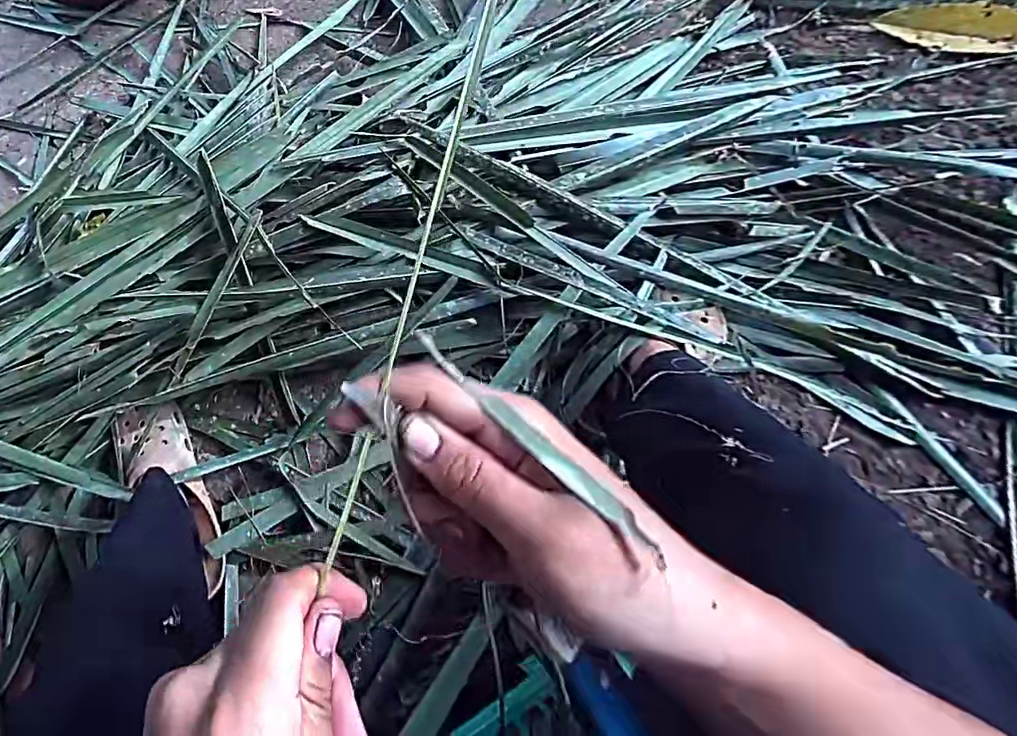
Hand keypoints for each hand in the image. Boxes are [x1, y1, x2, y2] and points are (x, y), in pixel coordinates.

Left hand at [146, 566, 368, 735]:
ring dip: (282, 675)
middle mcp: (194, 689)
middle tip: (340, 701)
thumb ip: (319, 684)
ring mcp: (169, 701)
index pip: (282, 592)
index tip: (348, 595)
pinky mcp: (159, 714)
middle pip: (266, 623)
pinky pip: (217, 680)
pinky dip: (249, 695)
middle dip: (308, 646)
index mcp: (241, 699)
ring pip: (245, 652)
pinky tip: (272, 728)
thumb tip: (324, 618)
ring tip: (309, 726)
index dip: (324, 582)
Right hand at [328, 365, 728, 664]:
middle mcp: (499, 437)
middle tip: (462, 530)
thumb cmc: (621, 573)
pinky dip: (461, 544)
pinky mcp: (498, 504)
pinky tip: (498, 565)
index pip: (429, 388)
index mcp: (511, 422)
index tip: (338, 421)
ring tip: (492, 556)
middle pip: (419, 440)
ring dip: (445, 524)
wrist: (678, 629)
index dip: (378, 395)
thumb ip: (470, 476)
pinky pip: (449, 514)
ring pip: (429, 483)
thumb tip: (409, 427)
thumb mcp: (540, 529)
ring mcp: (498, 472)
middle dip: (423, 489)